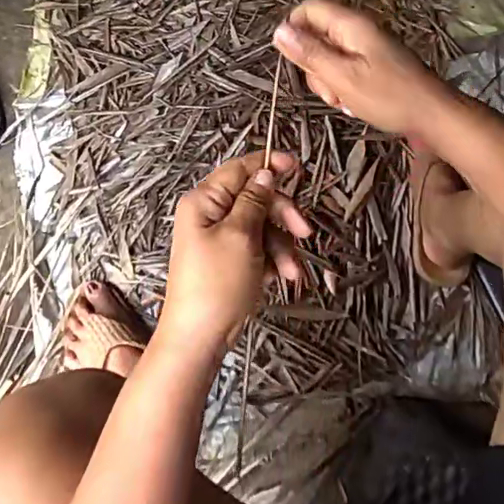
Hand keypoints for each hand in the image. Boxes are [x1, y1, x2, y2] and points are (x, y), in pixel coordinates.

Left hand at [157, 153, 309, 348]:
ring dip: (282, 245)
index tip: (296, 166)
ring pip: (263, 225)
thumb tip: (265, 173)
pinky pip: (258, 247)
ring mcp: (219, 237)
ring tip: (290, 270)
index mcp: (204, 201)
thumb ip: (255, 200)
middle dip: (283, 215)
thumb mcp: (240, 236)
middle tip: (303, 231)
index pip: (240, 168)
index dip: (269, 164)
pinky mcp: (229, 258)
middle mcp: (209, 214)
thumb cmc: (213, 287)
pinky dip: (273, 259)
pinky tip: (280, 276)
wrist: (199, 339)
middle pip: (256, 198)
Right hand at [272, 0, 448, 135]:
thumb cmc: (389, 96)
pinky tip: (353, 102)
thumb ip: (309, 53)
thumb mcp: (342, 77)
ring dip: (327, 80)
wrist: (432, 115)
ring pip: (327, 56)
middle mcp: (357, 30)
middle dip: (313, 65)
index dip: (294, 29)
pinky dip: (342, 85)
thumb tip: (279, 31)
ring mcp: (365, 47)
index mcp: (350, 25)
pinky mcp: (372, 64)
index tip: (294, 59)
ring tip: (343, 99)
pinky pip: (343, 68)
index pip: (309, 8)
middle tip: (329, 89)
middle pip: (316, 35)